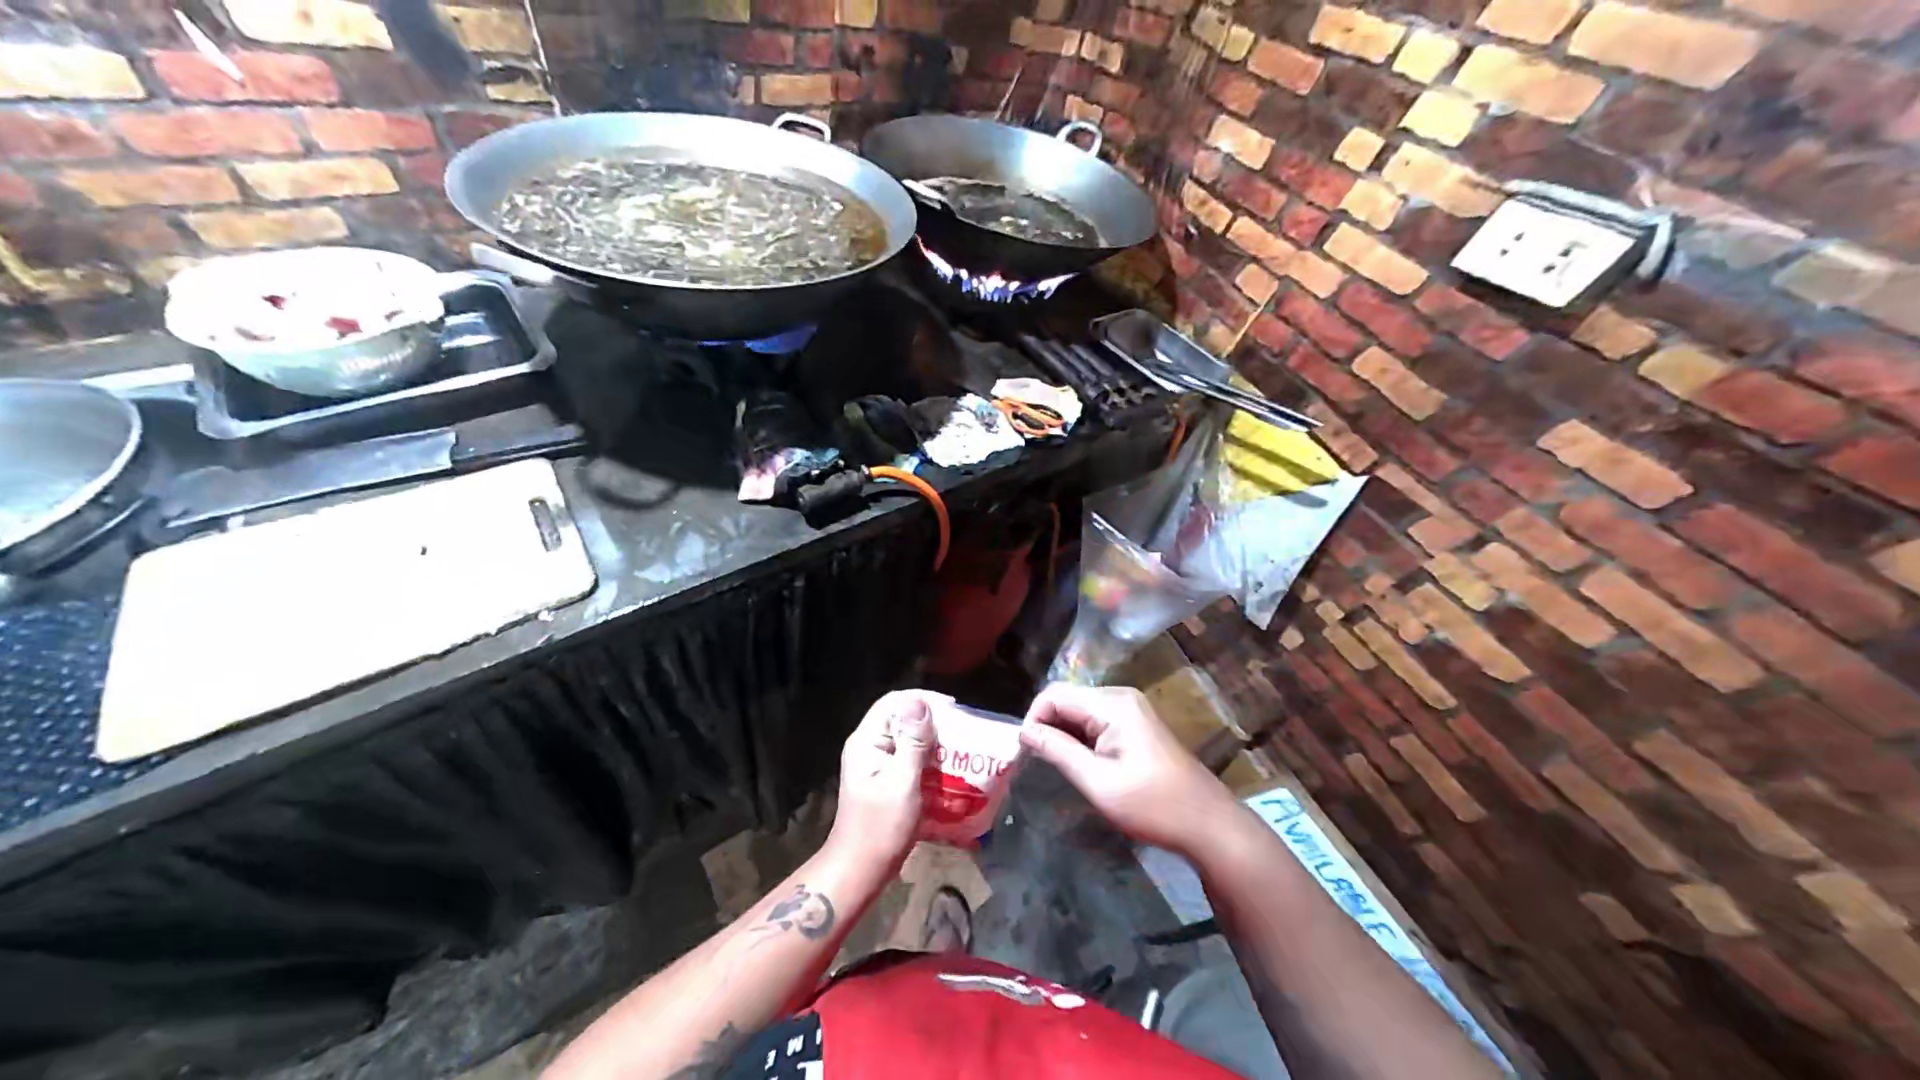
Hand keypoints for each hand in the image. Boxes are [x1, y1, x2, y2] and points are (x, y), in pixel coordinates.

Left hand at [829, 690, 944, 869]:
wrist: (860, 871)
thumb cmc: (880, 828)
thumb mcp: (902, 783)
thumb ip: (912, 742)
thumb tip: (919, 703)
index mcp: (866, 741)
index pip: (893, 702)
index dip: (923, 700)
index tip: (953, 711)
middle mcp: (869, 747)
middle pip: (902, 719)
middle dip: (932, 722)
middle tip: (962, 732)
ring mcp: (877, 765)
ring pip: (908, 739)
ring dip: (933, 743)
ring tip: (961, 750)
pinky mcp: (886, 781)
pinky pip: (909, 759)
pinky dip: (929, 761)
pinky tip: (949, 771)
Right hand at [1019, 684, 1237, 856]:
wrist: (1208, 824)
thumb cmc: (1152, 805)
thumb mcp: (1098, 782)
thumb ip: (1058, 751)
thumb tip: (1024, 731)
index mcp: (1112, 705)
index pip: (1054, 694)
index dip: (1033, 719)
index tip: (1024, 752)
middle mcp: (1120, 698)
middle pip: (1066, 698)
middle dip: (1045, 724)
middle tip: (1034, 761)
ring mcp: (1131, 710)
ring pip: (1079, 710)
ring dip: (1061, 732)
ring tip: (1053, 764)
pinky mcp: (1135, 725)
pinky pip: (1095, 720)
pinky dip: (1079, 737)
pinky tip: (1078, 762)